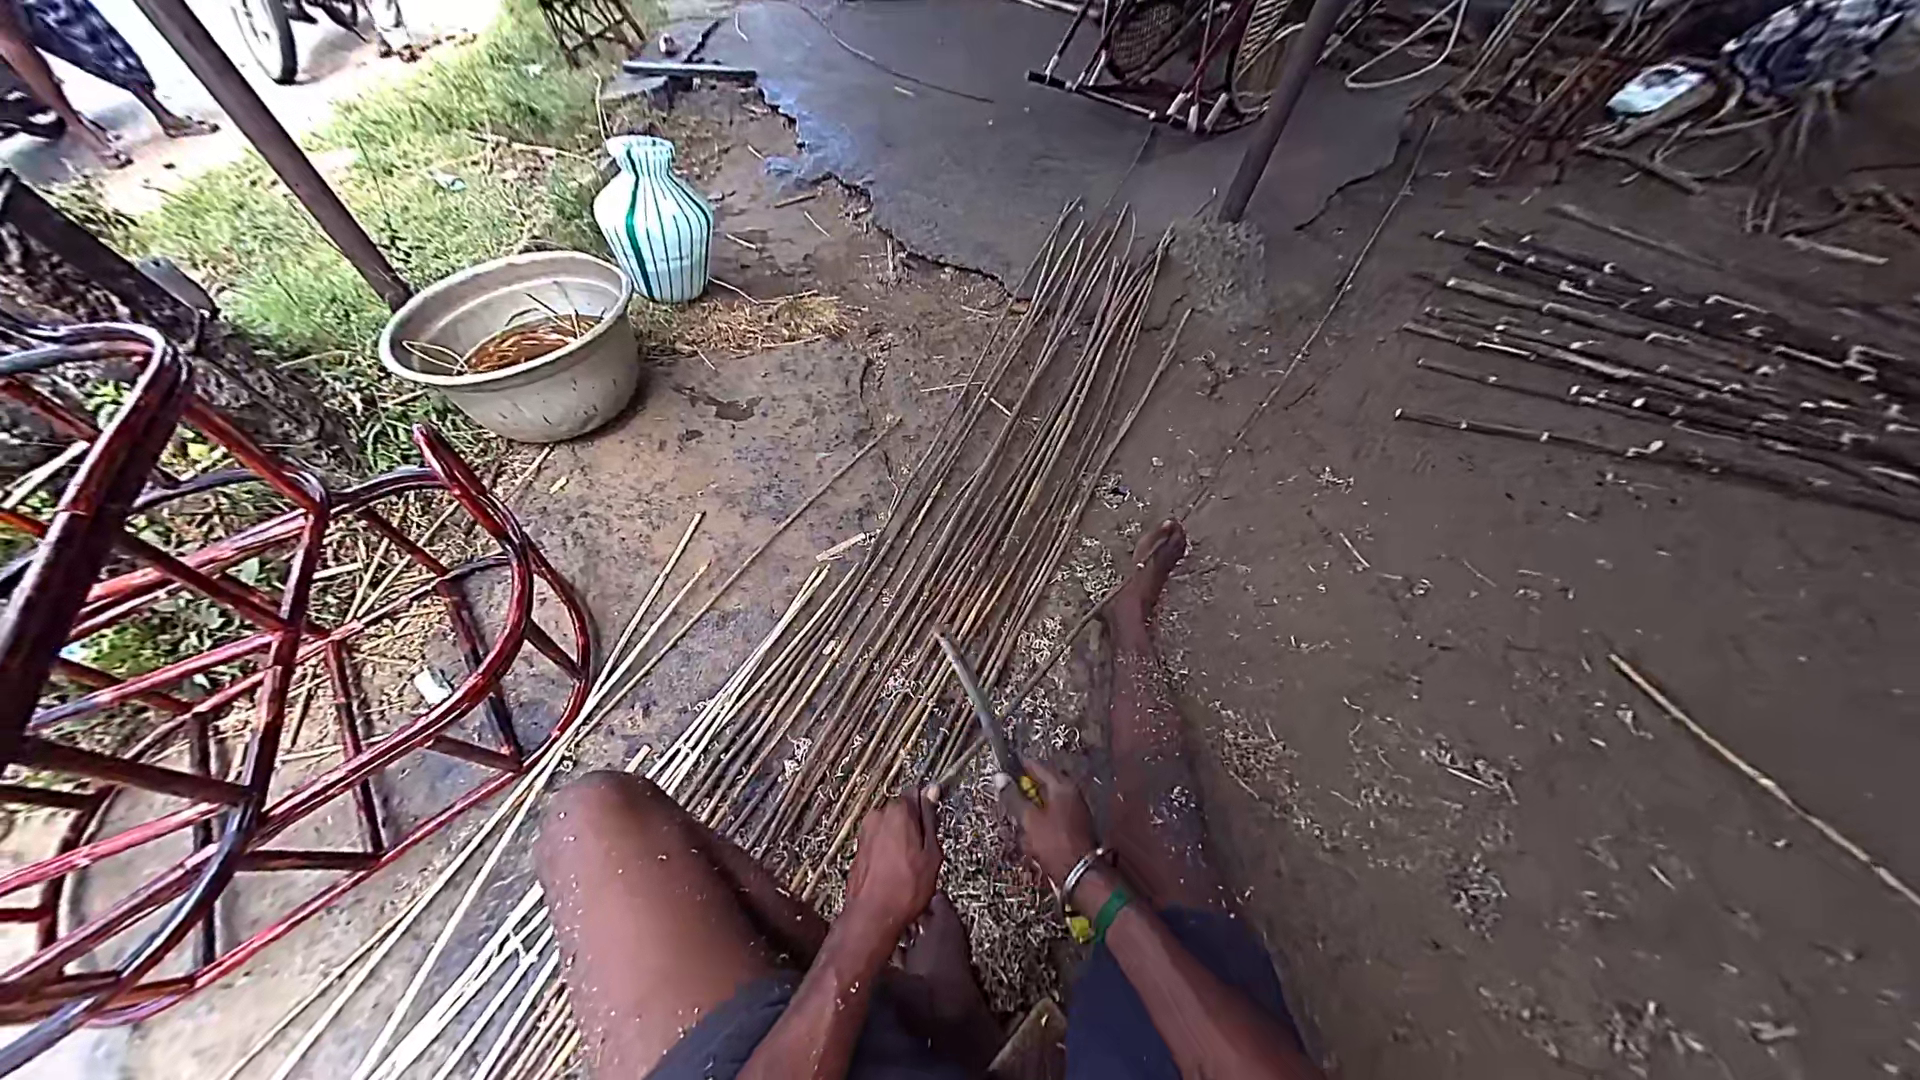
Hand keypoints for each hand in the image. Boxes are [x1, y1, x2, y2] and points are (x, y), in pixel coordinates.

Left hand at [843, 791, 941, 935]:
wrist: (872, 917)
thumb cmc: (904, 889)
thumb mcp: (931, 853)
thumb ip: (930, 819)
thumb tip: (932, 793)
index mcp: (898, 811)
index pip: (917, 794)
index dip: (928, 809)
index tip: (934, 823)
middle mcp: (878, 816)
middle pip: (903, 811)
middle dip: (914, 826)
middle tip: (924, 852)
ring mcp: (866, 832)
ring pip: (891, 828)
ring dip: (900, 840)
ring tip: (910, 867)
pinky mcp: (859, 848)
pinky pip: (879, 842)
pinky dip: (888, 852)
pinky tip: (895, 873)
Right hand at [1008, 757, 1096, 885]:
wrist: (1079, 875)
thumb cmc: (1054, 843)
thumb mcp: (1028, 819)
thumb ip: (1013, 797)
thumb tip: (999, 777)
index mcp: (1062, 786)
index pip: (1038, 766)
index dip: (1019, 767)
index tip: (1004, 770)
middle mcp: (1072, 793)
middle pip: (1043, 784)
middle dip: (1025, 790)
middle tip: (1009, 795)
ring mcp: (1076, 809)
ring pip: (1047, 800)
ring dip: (1032, 806)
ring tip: (1018, 817)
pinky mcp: (1075, 826)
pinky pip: (1053, 814)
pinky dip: (1041, 818)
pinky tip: (1031, 831)